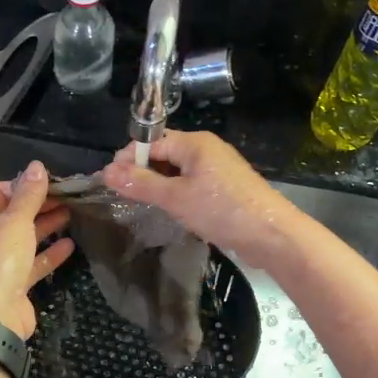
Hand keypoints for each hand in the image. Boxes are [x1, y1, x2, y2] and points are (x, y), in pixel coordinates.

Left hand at [0, 160, 75, 339]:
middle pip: (13, 214)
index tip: (45, 182)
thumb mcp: (15, 222)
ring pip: (26, 238)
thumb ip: (28, 195)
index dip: (18, 184)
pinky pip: (34, 262)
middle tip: (67, 196)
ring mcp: (2, 262)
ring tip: (73, 214)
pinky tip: (70, 245)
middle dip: (38, 204)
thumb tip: (37, 166)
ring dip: (47, 225)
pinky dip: (50, 253)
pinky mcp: (16, 283)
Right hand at [100, 131, 302, 267]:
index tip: (110, 181)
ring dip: (159, 186)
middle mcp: (206, 150)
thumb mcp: (176, 198)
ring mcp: (217, 169)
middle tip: (123, 196)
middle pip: (164, 154)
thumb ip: (140, 184)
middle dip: (142, 172)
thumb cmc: (222, 211)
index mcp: (195, 143)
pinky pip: (191, 184)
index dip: (129, 159)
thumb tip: (106, 172)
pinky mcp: (224, 188)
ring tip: (142, 205)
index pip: (152, 142)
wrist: (272, 236)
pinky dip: (177, 194)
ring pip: (177, 171)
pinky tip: (170, 211)